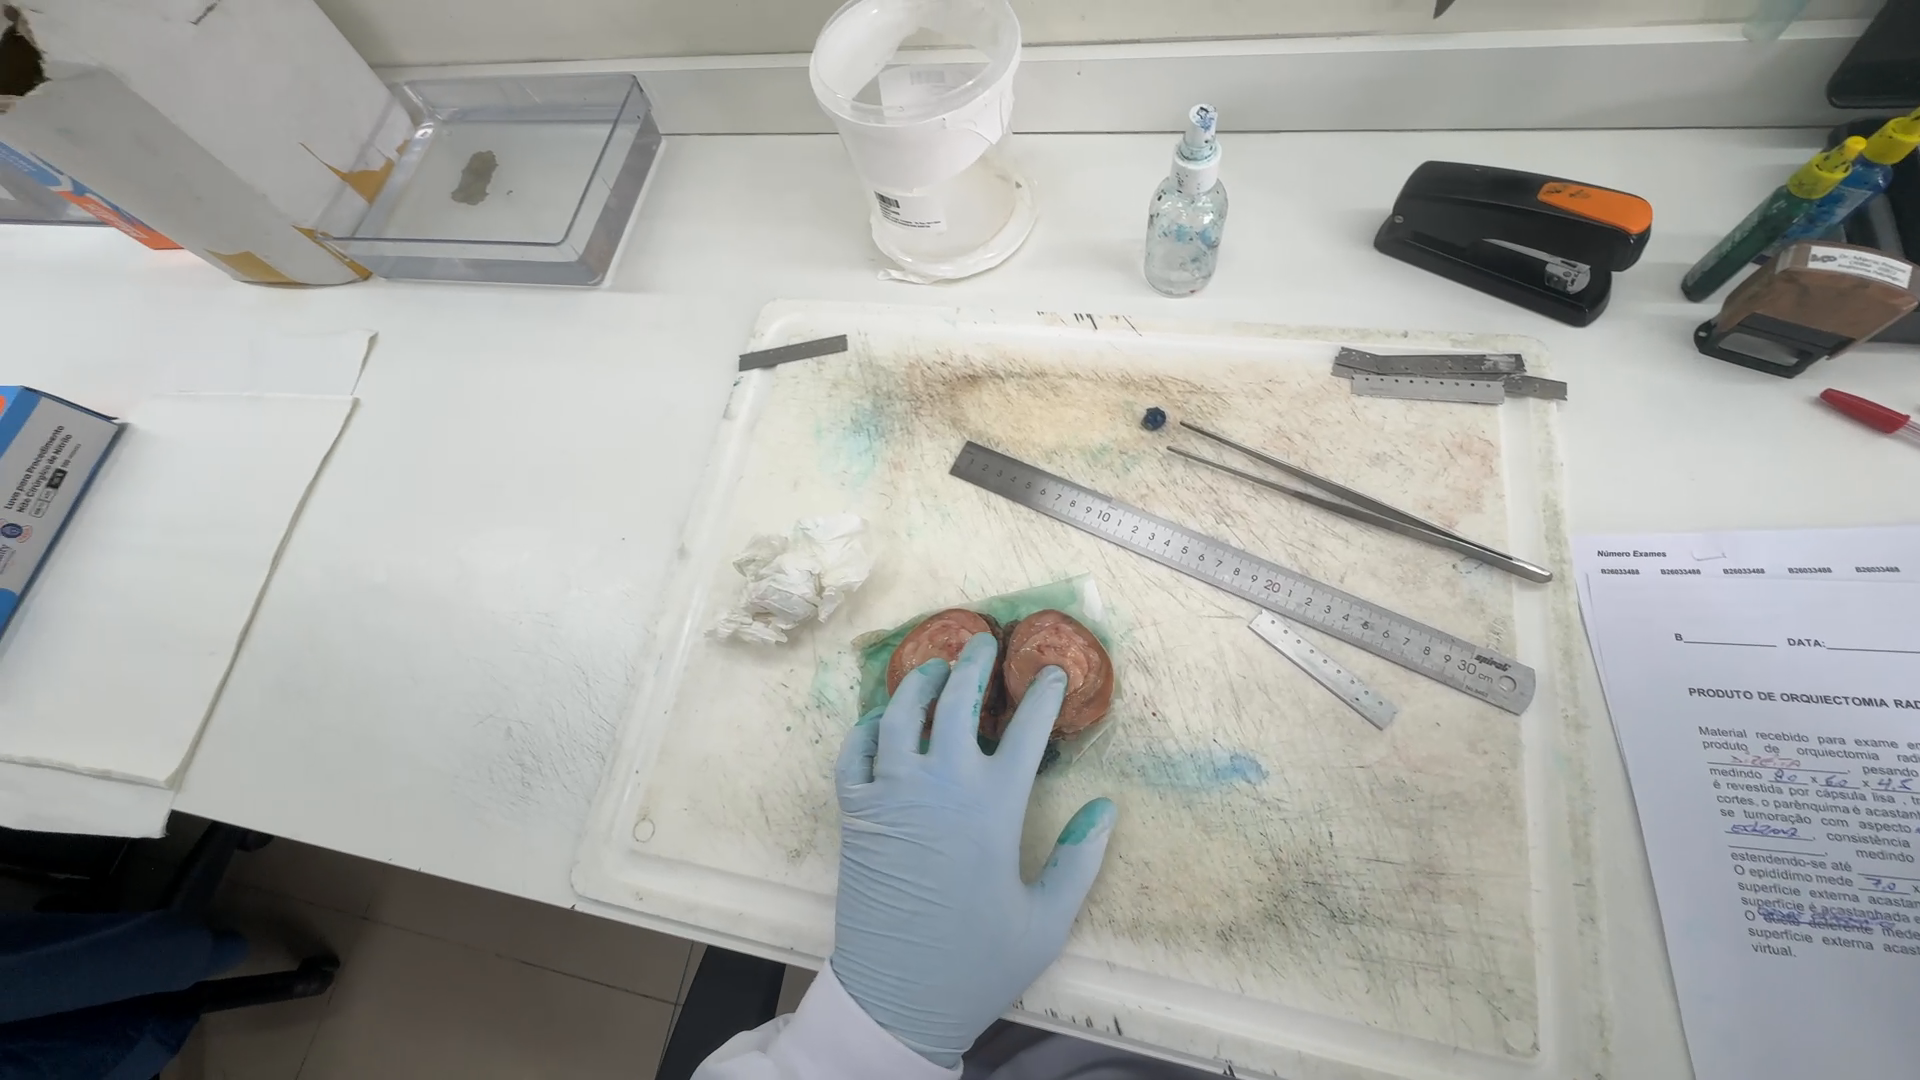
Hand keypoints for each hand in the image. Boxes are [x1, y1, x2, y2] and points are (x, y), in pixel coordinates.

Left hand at [829, 631, 1117, 1067]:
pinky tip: (881, 720)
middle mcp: (941, 784)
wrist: (896, 997)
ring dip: (919, 683)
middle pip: (958, 701)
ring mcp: (892, 793)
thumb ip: (1080, 859)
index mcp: (993, 806)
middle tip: (982, 644)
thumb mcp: (1046, 919)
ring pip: (901, 714)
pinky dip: (867, 728)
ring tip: (934, 668)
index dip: (1043, 694)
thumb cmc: (977, 960)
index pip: (1028, 730)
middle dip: (974, 664)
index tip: (1051, 671)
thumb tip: (1107, 806)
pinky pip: (855, 752)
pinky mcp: (855, 810)